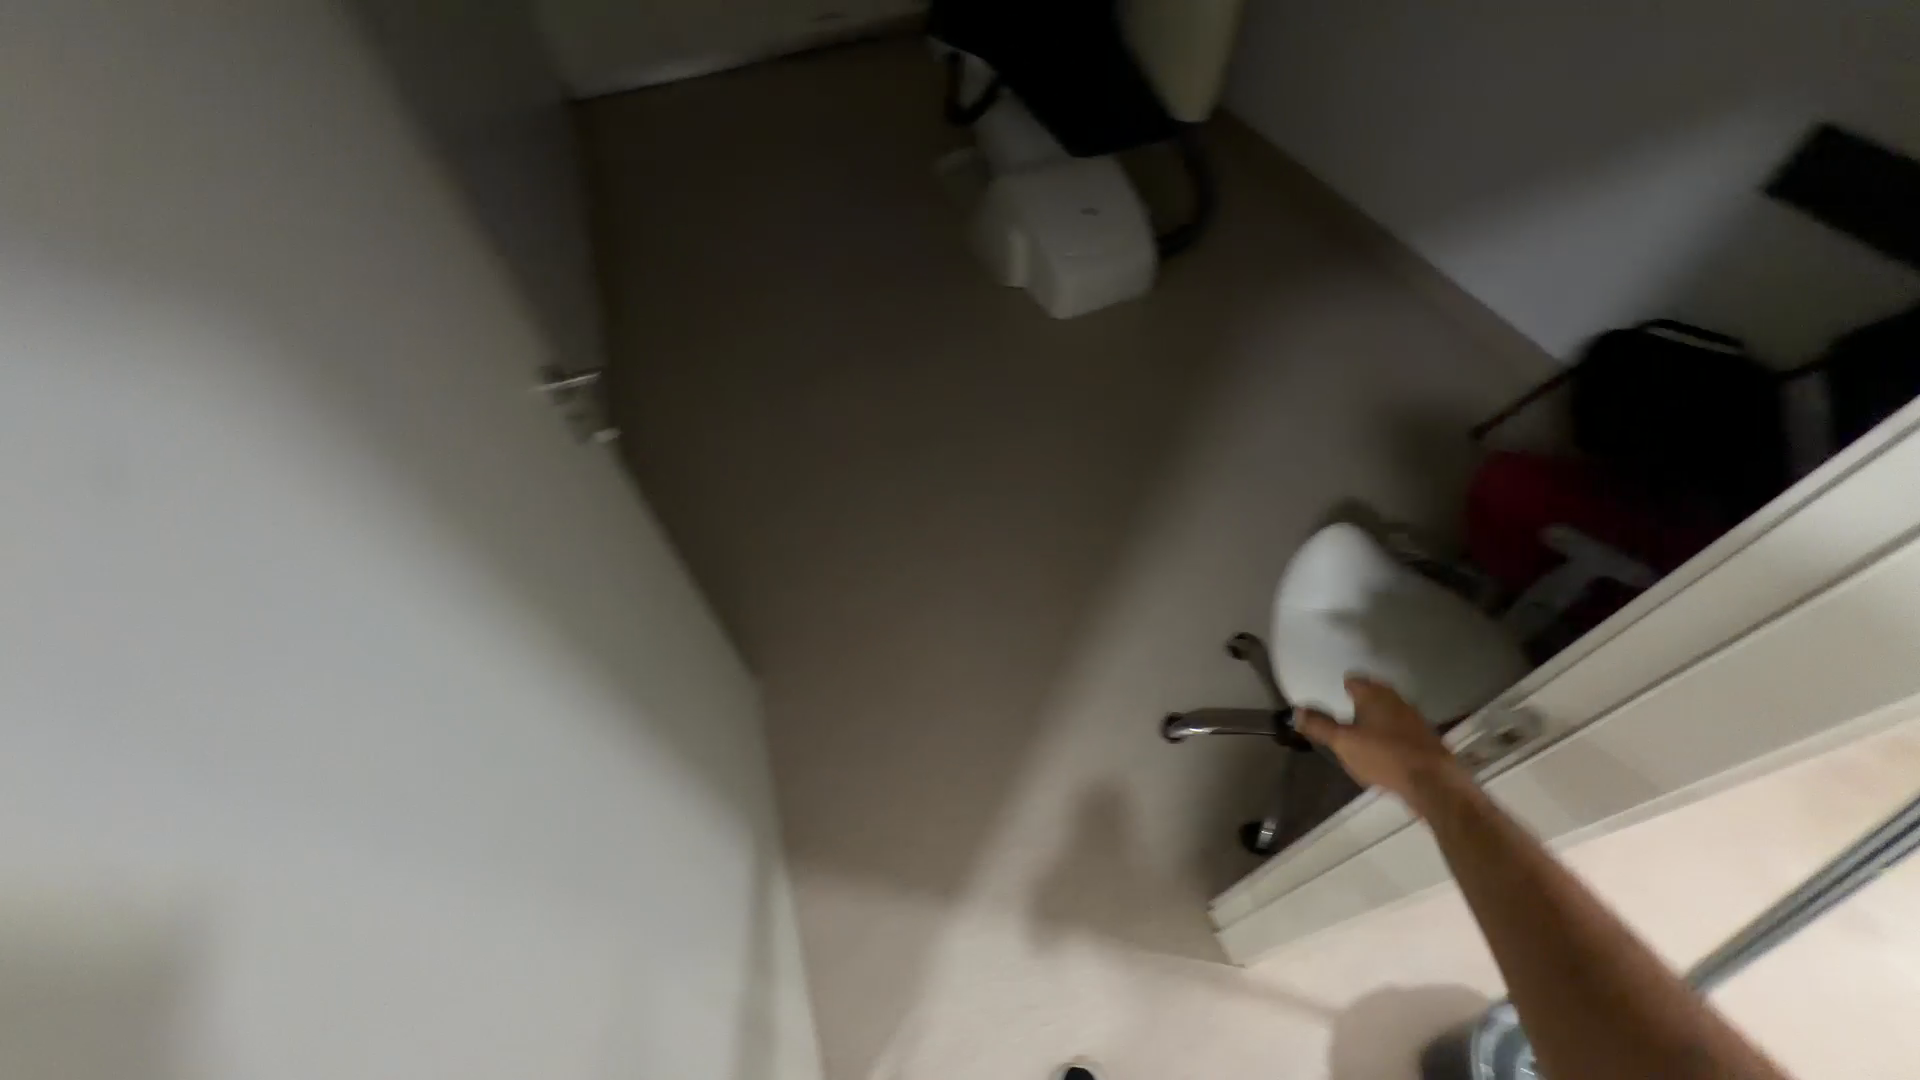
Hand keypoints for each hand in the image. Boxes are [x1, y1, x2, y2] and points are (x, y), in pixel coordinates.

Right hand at [1293, 676, 1468, 810]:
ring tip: (1365, 728)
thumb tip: (1296, 711)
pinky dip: (1392, 732)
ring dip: (1379, 715)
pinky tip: (1386, 746)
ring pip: (1391, 710)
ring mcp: (1415, 719)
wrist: (1433, 782)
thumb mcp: (1342, 742)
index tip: (1338, 691)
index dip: (1346, 685)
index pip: (1356, 680)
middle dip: (1363, 698)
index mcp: (1374, 695)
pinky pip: (1403, 728)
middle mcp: (1396, 700)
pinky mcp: (1427, 739)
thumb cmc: (1383, 756)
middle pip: (1376, 693)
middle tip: (1348, 708)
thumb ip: (1319, 726)